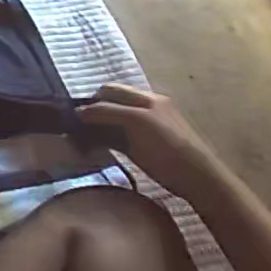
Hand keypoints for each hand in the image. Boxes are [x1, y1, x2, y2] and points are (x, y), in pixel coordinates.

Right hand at [77, 84, 228, 203]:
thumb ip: (106, 112)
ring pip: (111, 120)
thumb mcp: (136, 122)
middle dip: (91, 111)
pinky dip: (103, 138)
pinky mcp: (143, 146)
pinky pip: (116, 136)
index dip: (90, 99)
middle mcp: (145, 108)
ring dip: (95, 126)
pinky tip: (96, 147)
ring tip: (81, 138)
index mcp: (146, 98)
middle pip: (109, 103)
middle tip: (75, 126)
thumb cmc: (168, 149)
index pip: (109, 90)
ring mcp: (145, 128)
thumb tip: (78, 112)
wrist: (198, 180)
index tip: (72, 114)